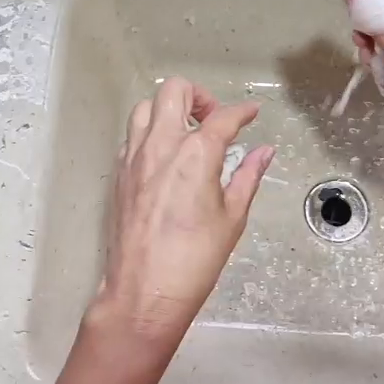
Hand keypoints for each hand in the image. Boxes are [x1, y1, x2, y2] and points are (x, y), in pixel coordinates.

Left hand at [88, 77, 274, 350]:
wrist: (144, 292)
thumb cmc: (195, 259)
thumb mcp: (233, 217)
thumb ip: (248, 176)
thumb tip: (264, 152)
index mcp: (195, 154)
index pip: (223, 117)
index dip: (242, 111)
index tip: (252, 113)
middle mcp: (161, 145)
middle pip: (174, 91)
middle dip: (198, 96)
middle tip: (213, 119)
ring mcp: (134, 157)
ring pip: (145, 107)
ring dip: (168, 109)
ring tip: (186, 132)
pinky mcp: (119, 174)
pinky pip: (132, 136)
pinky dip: (150, 133)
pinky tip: (165, 156)